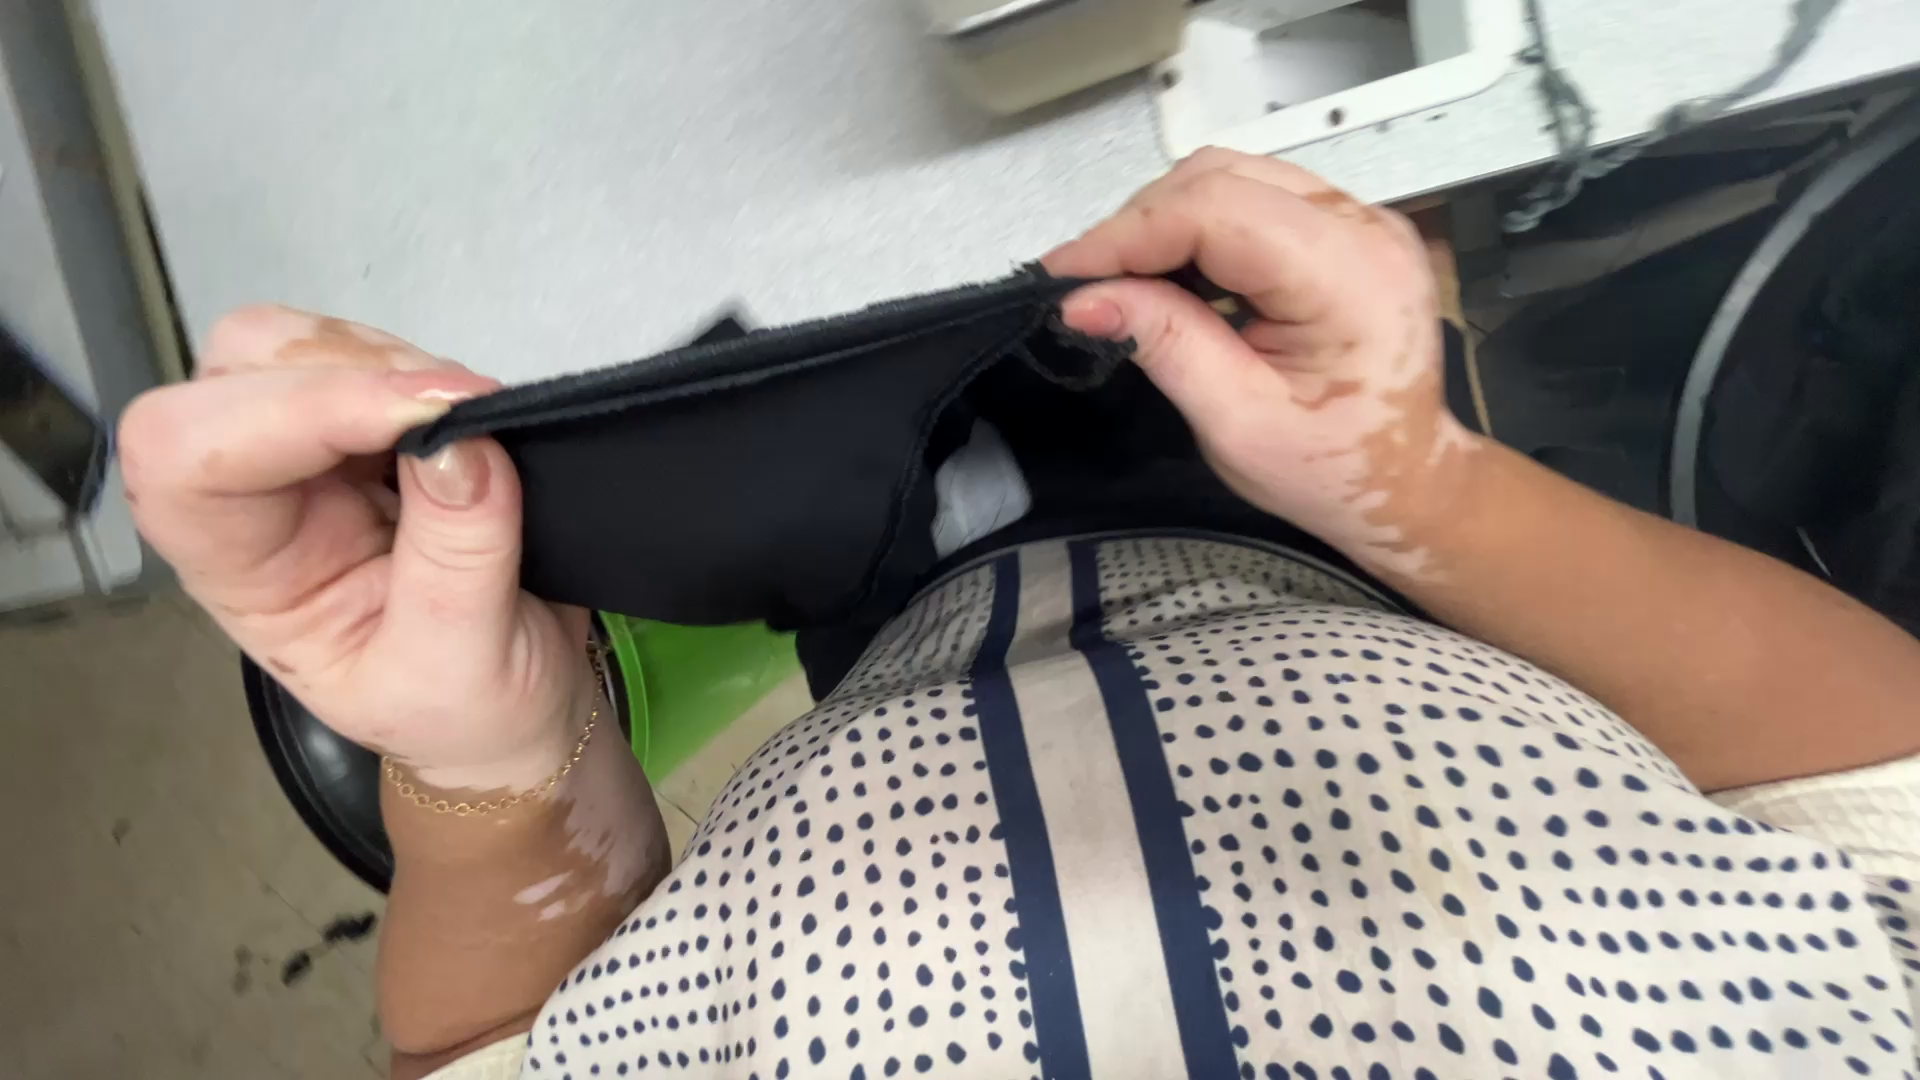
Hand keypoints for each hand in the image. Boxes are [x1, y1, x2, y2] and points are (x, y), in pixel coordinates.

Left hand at [120, 306, 593, 795]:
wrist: (520, 710)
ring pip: (312, 351)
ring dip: (400, 367)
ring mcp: (335, 468)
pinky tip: (481, 419)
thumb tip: (464, 443)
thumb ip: (460, 556)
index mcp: (248, 571)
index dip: (295, 413)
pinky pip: (389, 370)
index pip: (196, 456)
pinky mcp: (398, 450)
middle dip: (349, 371)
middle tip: (460, 410)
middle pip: (237, 374)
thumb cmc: (472, 709)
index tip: (434, 417)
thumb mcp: (460, 657)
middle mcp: (272, 502)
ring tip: (480, 420)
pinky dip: (435, 377)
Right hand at [1044, 148, 1481, 576]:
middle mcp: (1362, 225)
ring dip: (1159, 224)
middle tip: (1082, 284)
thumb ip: (1165, 345)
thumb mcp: (1234, 421)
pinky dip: (1190, 232)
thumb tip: (1081, 301)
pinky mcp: (1338, 231)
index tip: (1061, 275)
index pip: (1218, 211)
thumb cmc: (1324, 470)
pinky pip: (1248, 202)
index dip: (1128, 235)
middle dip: (1137, 225)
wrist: (1399, 481)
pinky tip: (1163, 276)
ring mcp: (1356, 219)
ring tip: (1114, 280)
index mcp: (1349, 276)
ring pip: (1230, 178)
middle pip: (1221, 178)